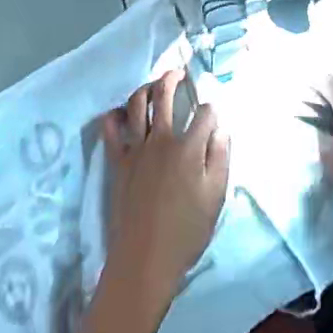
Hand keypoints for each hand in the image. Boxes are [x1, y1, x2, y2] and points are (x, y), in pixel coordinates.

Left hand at [102, 68, 230, 298]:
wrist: (145, 259)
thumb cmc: (187, 232)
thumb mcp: (217, 197)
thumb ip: (220, 158)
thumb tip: (221, 129)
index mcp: (189, 147)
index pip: (204, 113)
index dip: (212, 108)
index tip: (213, 111)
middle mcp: (161, 139)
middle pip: (165, 96)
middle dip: (173, 79)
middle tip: (179, 73)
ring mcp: (136, 149)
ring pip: (137, 104)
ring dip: (146, 87)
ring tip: (153, 84)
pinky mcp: (117, 162)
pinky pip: (111, 130)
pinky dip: (115, 115)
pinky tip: (120, 112)